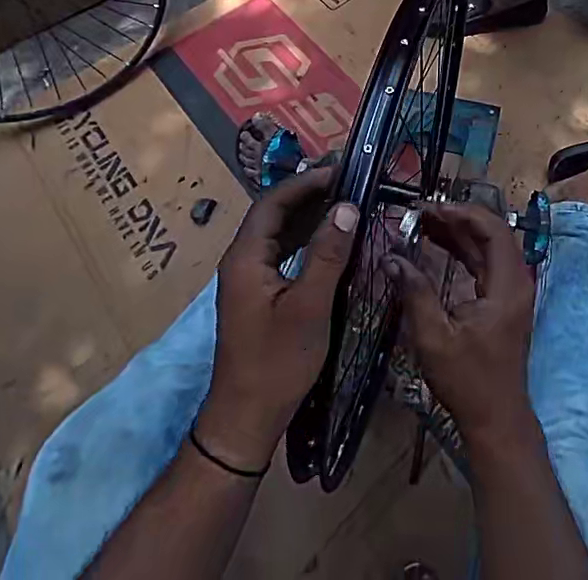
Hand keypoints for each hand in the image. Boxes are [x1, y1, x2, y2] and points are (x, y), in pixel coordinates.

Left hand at [196, 167, 357, 471]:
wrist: (246, 416)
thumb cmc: (278, 361)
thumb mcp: (310, 307)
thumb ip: (328, 255)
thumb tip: (347, 207)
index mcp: (245, 256)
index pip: (272, 203)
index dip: (304, 184)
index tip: (338, 172)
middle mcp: (241, 259)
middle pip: (273, 214)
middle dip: (307, 196)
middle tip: (346, 183)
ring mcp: (246, 278)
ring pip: (277, 234)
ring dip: (306, 218)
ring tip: (343, 204)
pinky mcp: (256, 294)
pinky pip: (279, 254)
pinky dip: (303, 242)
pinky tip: (328, 243)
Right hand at [387, 202, 537, 442]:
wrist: (496, 420)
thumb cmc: (467, 379)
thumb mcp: (433, 336)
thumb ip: (414, 291)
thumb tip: (391, 256)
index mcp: (507, 287)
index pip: (494, 230)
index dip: (462, 213)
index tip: (428, 209)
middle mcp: (515, 283)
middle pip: (491, 233)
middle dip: (455, 217)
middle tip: (419, 212)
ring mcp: (510, 293)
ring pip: (486, 246)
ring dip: (456, 231)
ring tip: (420, 222)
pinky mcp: (500, 302)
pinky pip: (482, 262)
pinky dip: (459, 248)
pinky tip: (432, 243)